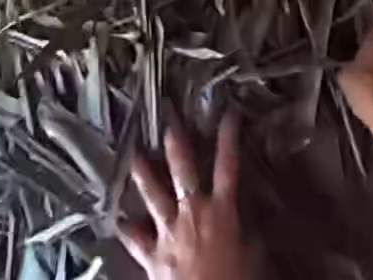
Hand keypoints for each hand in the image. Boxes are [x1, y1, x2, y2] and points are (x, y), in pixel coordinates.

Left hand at [118, 111, 251, 279]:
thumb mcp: (252, 258)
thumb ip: (249, 237)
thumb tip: (251, 227)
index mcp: (222, 211)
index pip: (228, 165)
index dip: (228, 137)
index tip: (229, 113)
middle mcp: (193, 213)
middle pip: (184, 171)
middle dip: (177, 146)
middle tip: (170, 124)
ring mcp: (169, 232)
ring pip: (154, 195)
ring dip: (144, 174)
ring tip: (134, 155)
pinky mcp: (152, 255)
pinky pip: (136, 239)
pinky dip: (128, 229)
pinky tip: (120, 220)